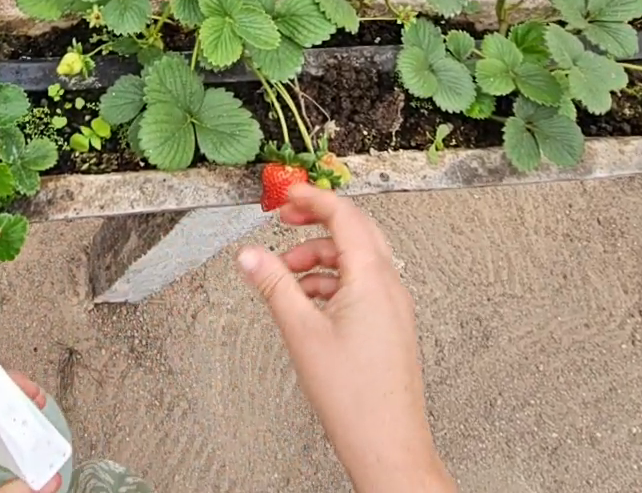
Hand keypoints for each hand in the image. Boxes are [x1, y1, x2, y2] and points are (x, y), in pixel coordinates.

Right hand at [237, 182, 455, 492]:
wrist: (389, 450)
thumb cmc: (355, 399)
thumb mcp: (301, 331)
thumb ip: (273, 284)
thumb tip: (248, 255)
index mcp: (372, 279)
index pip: (344, 216)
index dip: (312, 197)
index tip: (286, 192)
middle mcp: (389, 286)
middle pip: (355, 230)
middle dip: (316, 220)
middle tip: (285, 218)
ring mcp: (393, 306)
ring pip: (355, 258)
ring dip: (318, 256)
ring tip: (287, 274)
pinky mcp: (389, 324)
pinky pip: (359, 283)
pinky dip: (330, 280)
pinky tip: (306, 301)